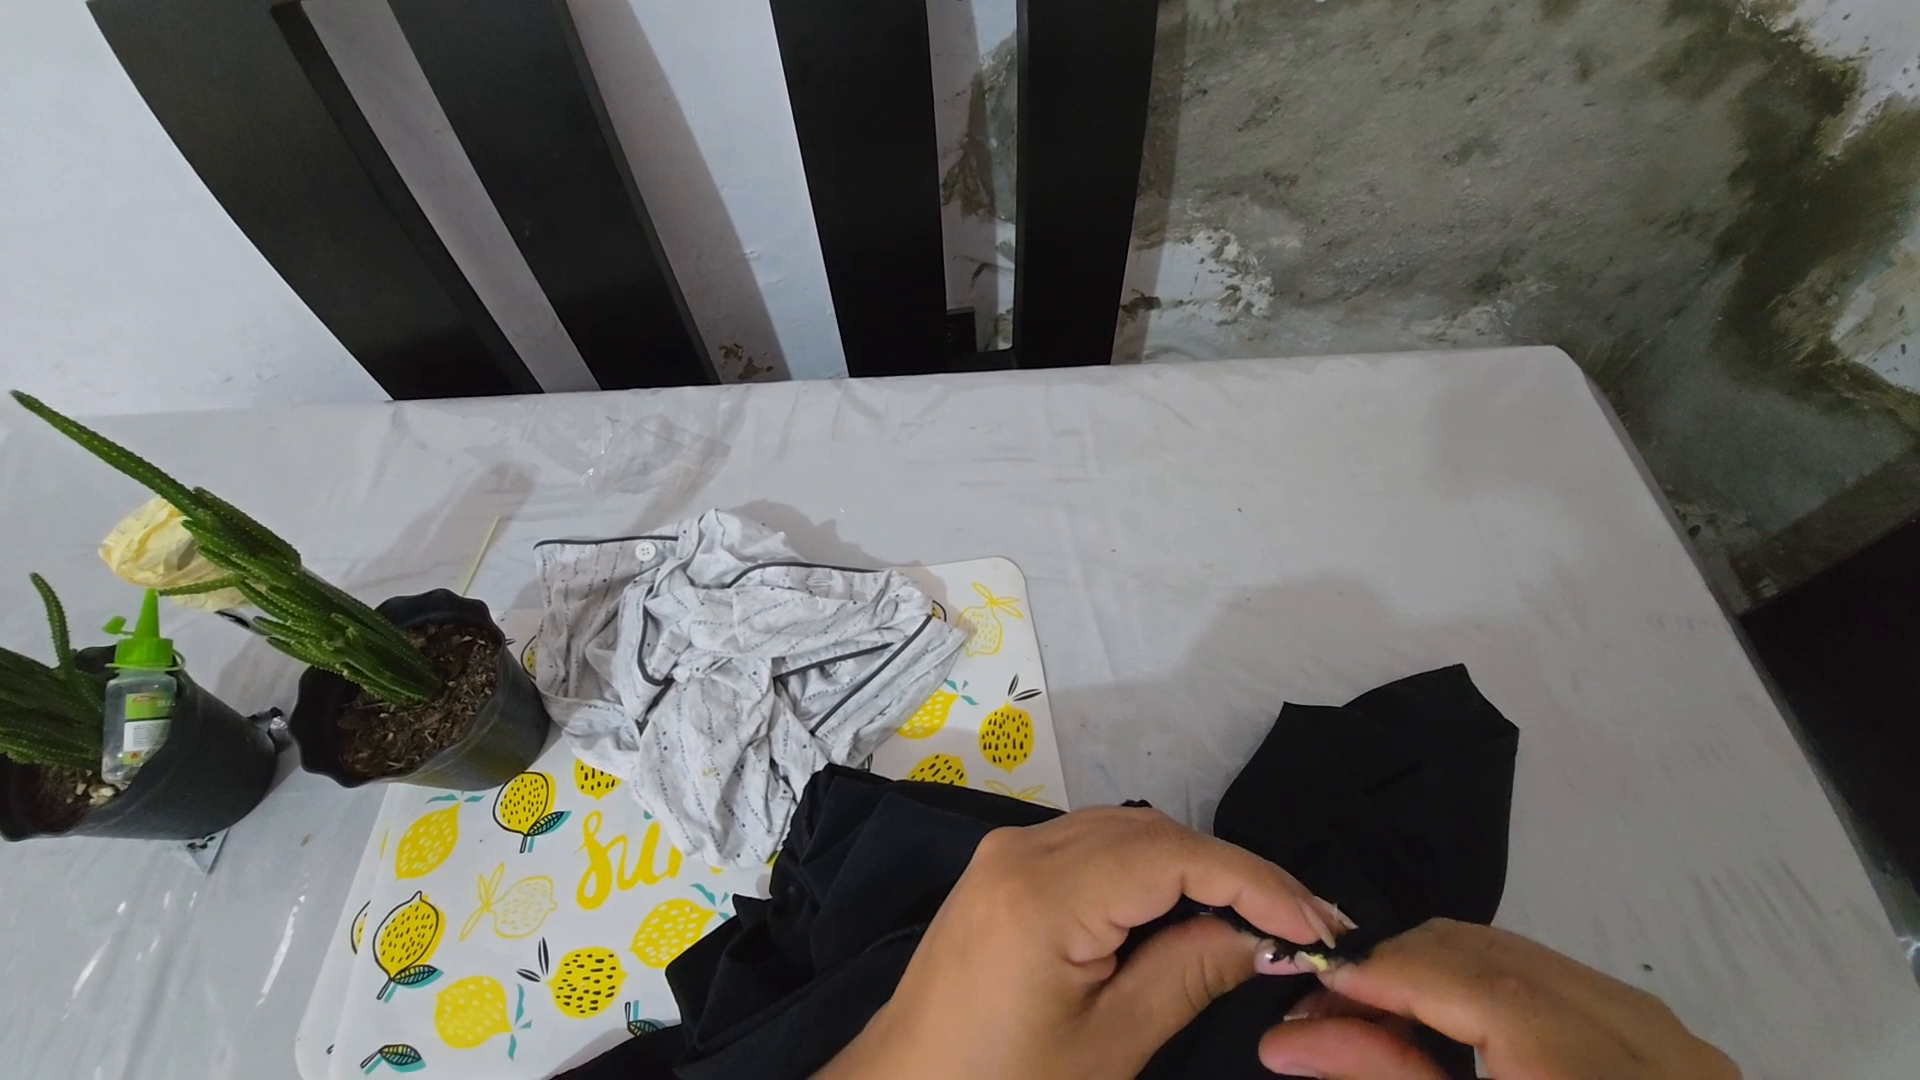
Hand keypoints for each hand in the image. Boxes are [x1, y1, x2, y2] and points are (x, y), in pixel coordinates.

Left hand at [816, 805, 1348, 1079]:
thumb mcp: (1110, 1044)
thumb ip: (1187, 973)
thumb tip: (1264, 938)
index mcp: (1045, 890)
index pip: (1171, 855)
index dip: (1253, 881)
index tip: (1320, 924)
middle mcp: (1024, 846)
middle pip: (1148, 832)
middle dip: (1228, 870)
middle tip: (1297, 923)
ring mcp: (1009, 847)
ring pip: (1122, 830)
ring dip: (1189, 863)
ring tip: (1252, 914)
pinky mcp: (1004, 861)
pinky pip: (1090, 843)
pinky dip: (1144, 866)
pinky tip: (1178, 902)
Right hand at [1259, 919, 1739, 1078]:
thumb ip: (1385, 1079)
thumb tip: (1285, 1037)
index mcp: (1599, 1079)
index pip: (1478, 983)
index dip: (1386, 968)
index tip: (1315, 974)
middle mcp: (1650, 1042)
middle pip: (1489, 953)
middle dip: (1397, 963)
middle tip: (1331, 1000)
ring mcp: (1667, 1036)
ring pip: (1513, 952)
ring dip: (1430, 967)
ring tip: (1377, 1008)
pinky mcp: (1662, 1039)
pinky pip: (1546, 974)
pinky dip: (1477, 980)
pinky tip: (1443, 1016)